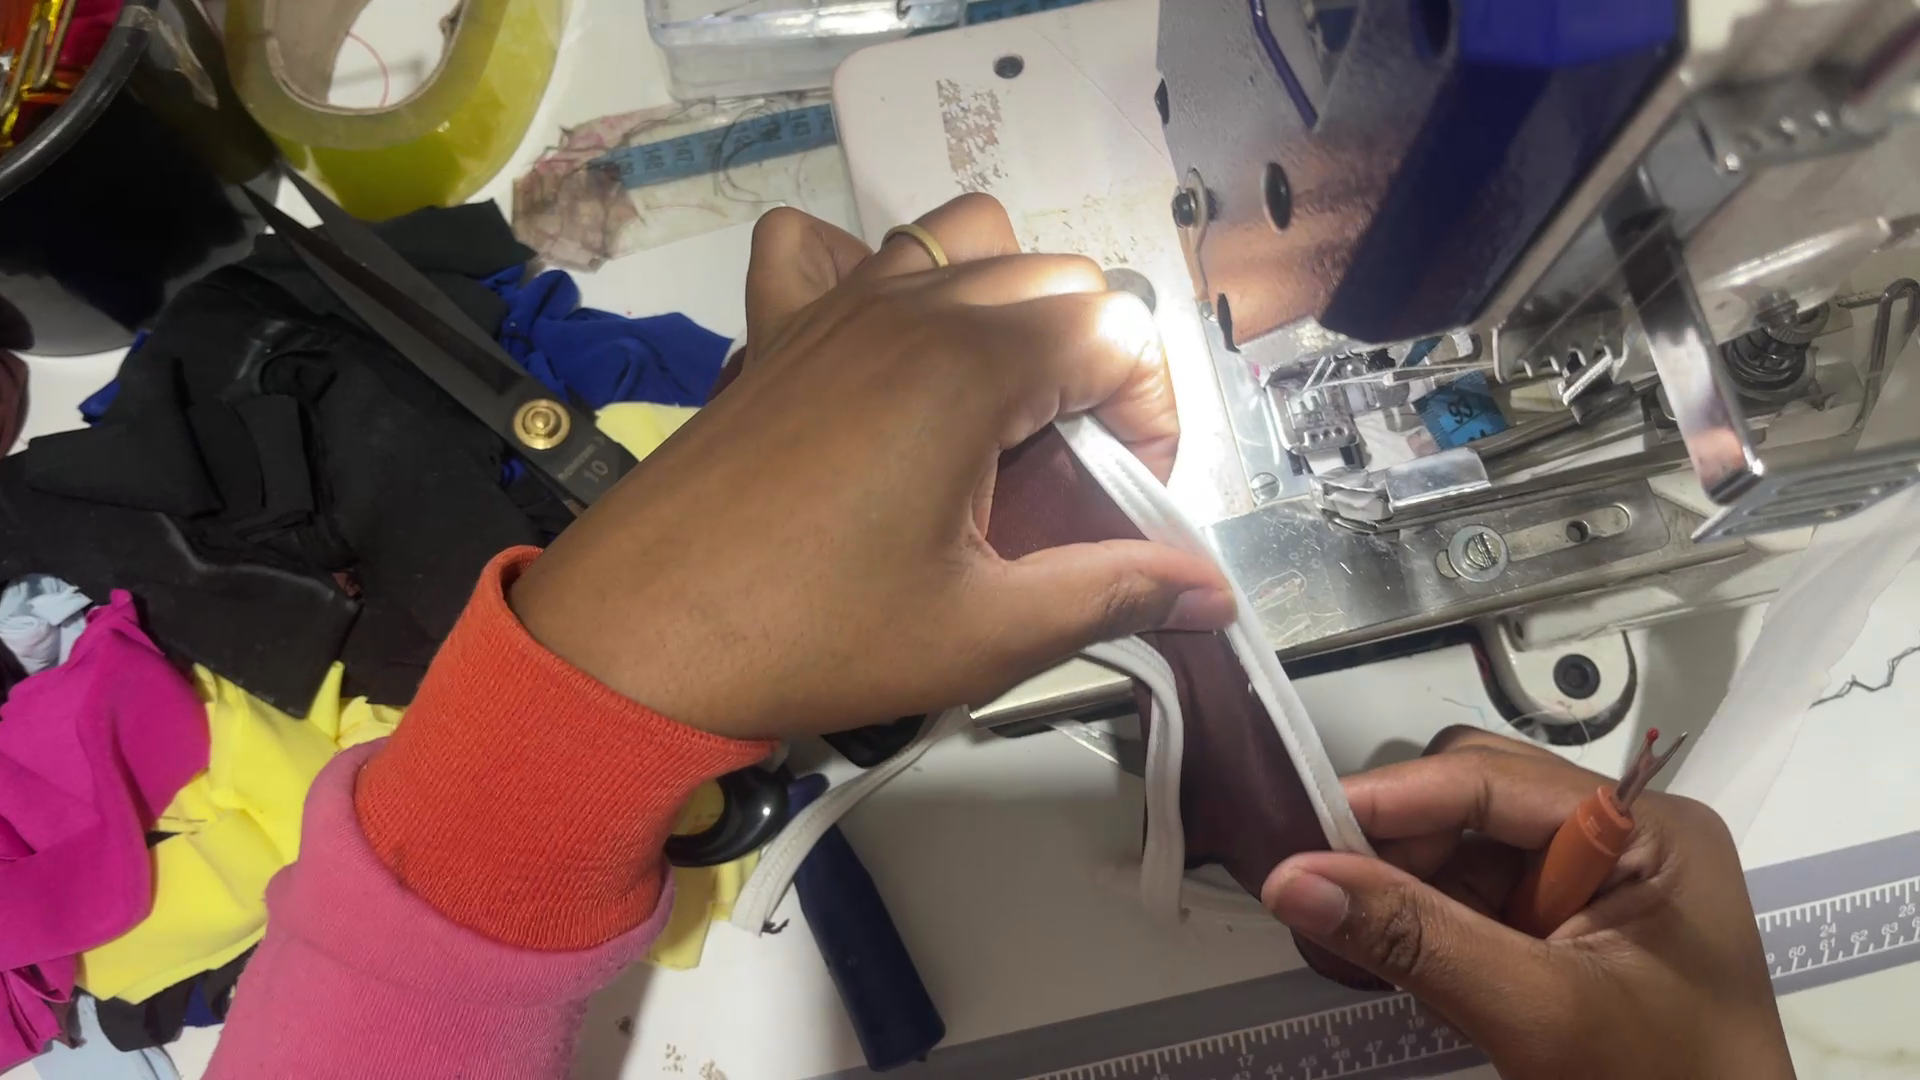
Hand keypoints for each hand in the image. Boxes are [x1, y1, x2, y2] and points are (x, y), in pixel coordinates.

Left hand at [508, 195, 1234, 738]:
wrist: (638, 642)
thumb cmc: (816, 637)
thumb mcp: (985, 631)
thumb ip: (1113, 593)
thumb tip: (1215, 593)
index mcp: (972, 367)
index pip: (1123, 333)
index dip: (1153, 414)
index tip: (1127, 494)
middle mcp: (910, 306)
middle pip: (1060, 278)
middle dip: (1095, 367)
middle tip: (1065, 471)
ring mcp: (834, 303)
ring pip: (964, 241)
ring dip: (1009, 307)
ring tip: (993, 405)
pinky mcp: (776, 327)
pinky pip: (829, 248)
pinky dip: (875, 273)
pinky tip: (880, 346)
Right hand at [1263, 727, 1793, 1079]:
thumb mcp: (1538, 1015)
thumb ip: (1412, 937)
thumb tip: (1285, 879)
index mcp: (1644, 829)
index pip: (1485, 778)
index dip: (1387, 799)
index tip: (1301, 830)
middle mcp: (1612, 831)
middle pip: (1461, 794)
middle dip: (1397, 845)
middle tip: (1334, 892)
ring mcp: (1583, 873)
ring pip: (1448, 837)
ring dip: (1400, 883)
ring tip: (1368, 940)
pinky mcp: (1554, 915)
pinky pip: (1457, 882)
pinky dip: (1417, 915)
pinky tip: (1411, 960)